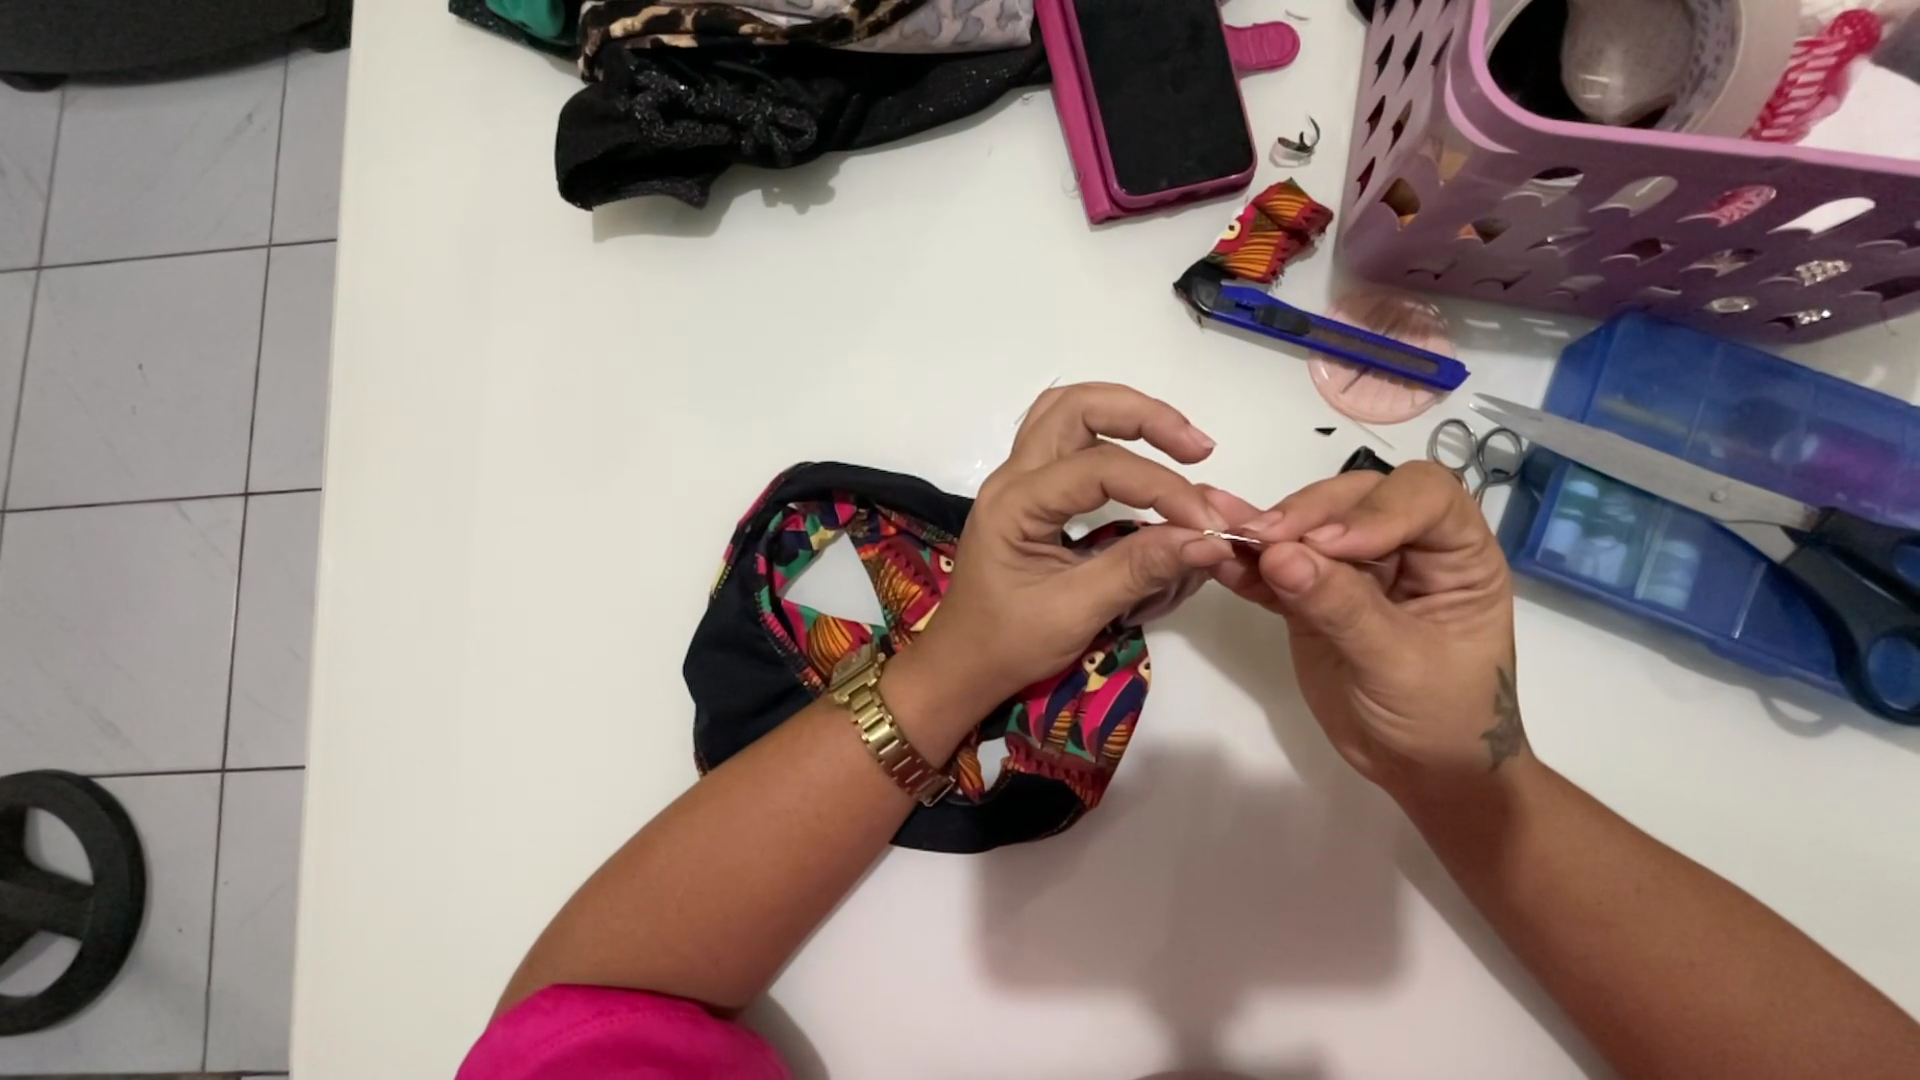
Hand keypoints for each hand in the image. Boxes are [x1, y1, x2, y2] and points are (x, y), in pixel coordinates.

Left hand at [888, 383, 1232, 745]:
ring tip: (1177, 442)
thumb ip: (1140, 569)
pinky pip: (1064, 438)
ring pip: (1067, 412)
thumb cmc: (1008, 644)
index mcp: (1014, 505)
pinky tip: (1139, 454)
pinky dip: (1106, 432)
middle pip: (1075, 407)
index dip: (1161, 488)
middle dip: (1143, 416)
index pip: (1100, 468)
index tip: (1206, 522)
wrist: (962, 664)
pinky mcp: (1028, 494)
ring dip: (1123, 414)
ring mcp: (1016, 482)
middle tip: (1198, 449)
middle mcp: (1011, 478)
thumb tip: (1209, 539)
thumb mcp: (1076, 612)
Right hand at [1205, 462, 1523, 797]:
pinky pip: (1277, 567)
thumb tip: (1278, 555)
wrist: (1417, 770)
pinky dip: (1247, 565)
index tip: (1327, 546)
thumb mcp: (1399, 664)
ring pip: (1309, 525)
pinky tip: (1218, 563)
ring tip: (1225, 541)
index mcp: (1456, 555)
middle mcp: (1405, 548)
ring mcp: (1353, 569)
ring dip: (1266, 531)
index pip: (1423, 497)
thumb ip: (1341, 607)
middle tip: (1259, 538)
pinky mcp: (1310, 594)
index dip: (1375, 509)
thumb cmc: (1440, 718)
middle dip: (1308, 514)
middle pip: (1355, 499)